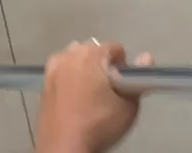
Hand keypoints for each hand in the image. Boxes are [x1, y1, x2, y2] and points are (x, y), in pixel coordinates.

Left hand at [34, 40, 151, 152]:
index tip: (122, 86)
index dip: (123, 67)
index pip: (115, 49)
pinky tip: (74, 96)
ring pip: (76, 57)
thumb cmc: (98, 125)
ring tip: (90, 93)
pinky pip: (62, 70)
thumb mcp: (128, 108)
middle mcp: (71, 53)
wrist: (64, 148)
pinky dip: (69, 77)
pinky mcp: (44, 81)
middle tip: (107, 91)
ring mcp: (54, 66)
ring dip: (85, 68)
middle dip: (103, 65)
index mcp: (92, 54)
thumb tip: (146, 57)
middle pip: (94, 50)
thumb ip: (138, 81)